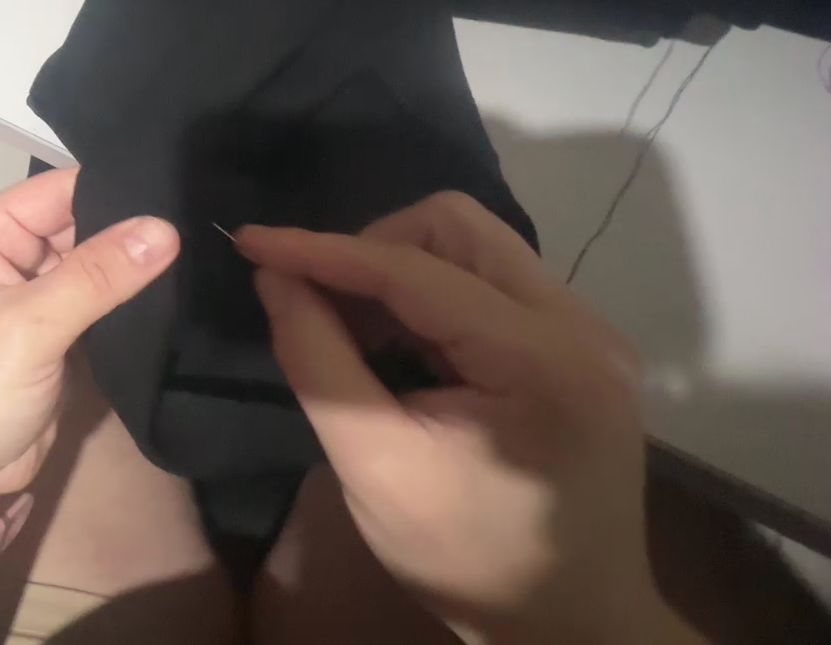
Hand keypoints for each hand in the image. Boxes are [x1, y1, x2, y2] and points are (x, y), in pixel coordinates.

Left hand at [0, 168, 178, 536]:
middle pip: (77, 224)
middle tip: (203, 217)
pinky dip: (127, 300)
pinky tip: (179, 290)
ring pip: (91, 263)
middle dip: (129, 225)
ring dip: (134, 264)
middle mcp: (5, 256)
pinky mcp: (54, 333)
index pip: (55, 191)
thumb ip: (97, 276)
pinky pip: (96, 302)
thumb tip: (164, 227)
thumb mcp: (31, 327)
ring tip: (204, 246)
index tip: (179, 182)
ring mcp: (31, 296)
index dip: (112, 185)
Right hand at [240, 193, 693, 643]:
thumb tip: (273, 275)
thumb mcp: (368, 459)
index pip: (411, 269)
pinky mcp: (567, 341)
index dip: (320, 249)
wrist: (569, 625)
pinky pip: (476, 274)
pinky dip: (416, 289)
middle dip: (367, 248)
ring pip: (464, 240)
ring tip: (355, 329)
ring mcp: (581, 331)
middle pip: (454, 225)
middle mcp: (577, 327)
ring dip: (390, 266)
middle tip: (320, 301)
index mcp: (540, 362)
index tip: (249, 242)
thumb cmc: (463, 552)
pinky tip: (392, 342)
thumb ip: (314, 355)